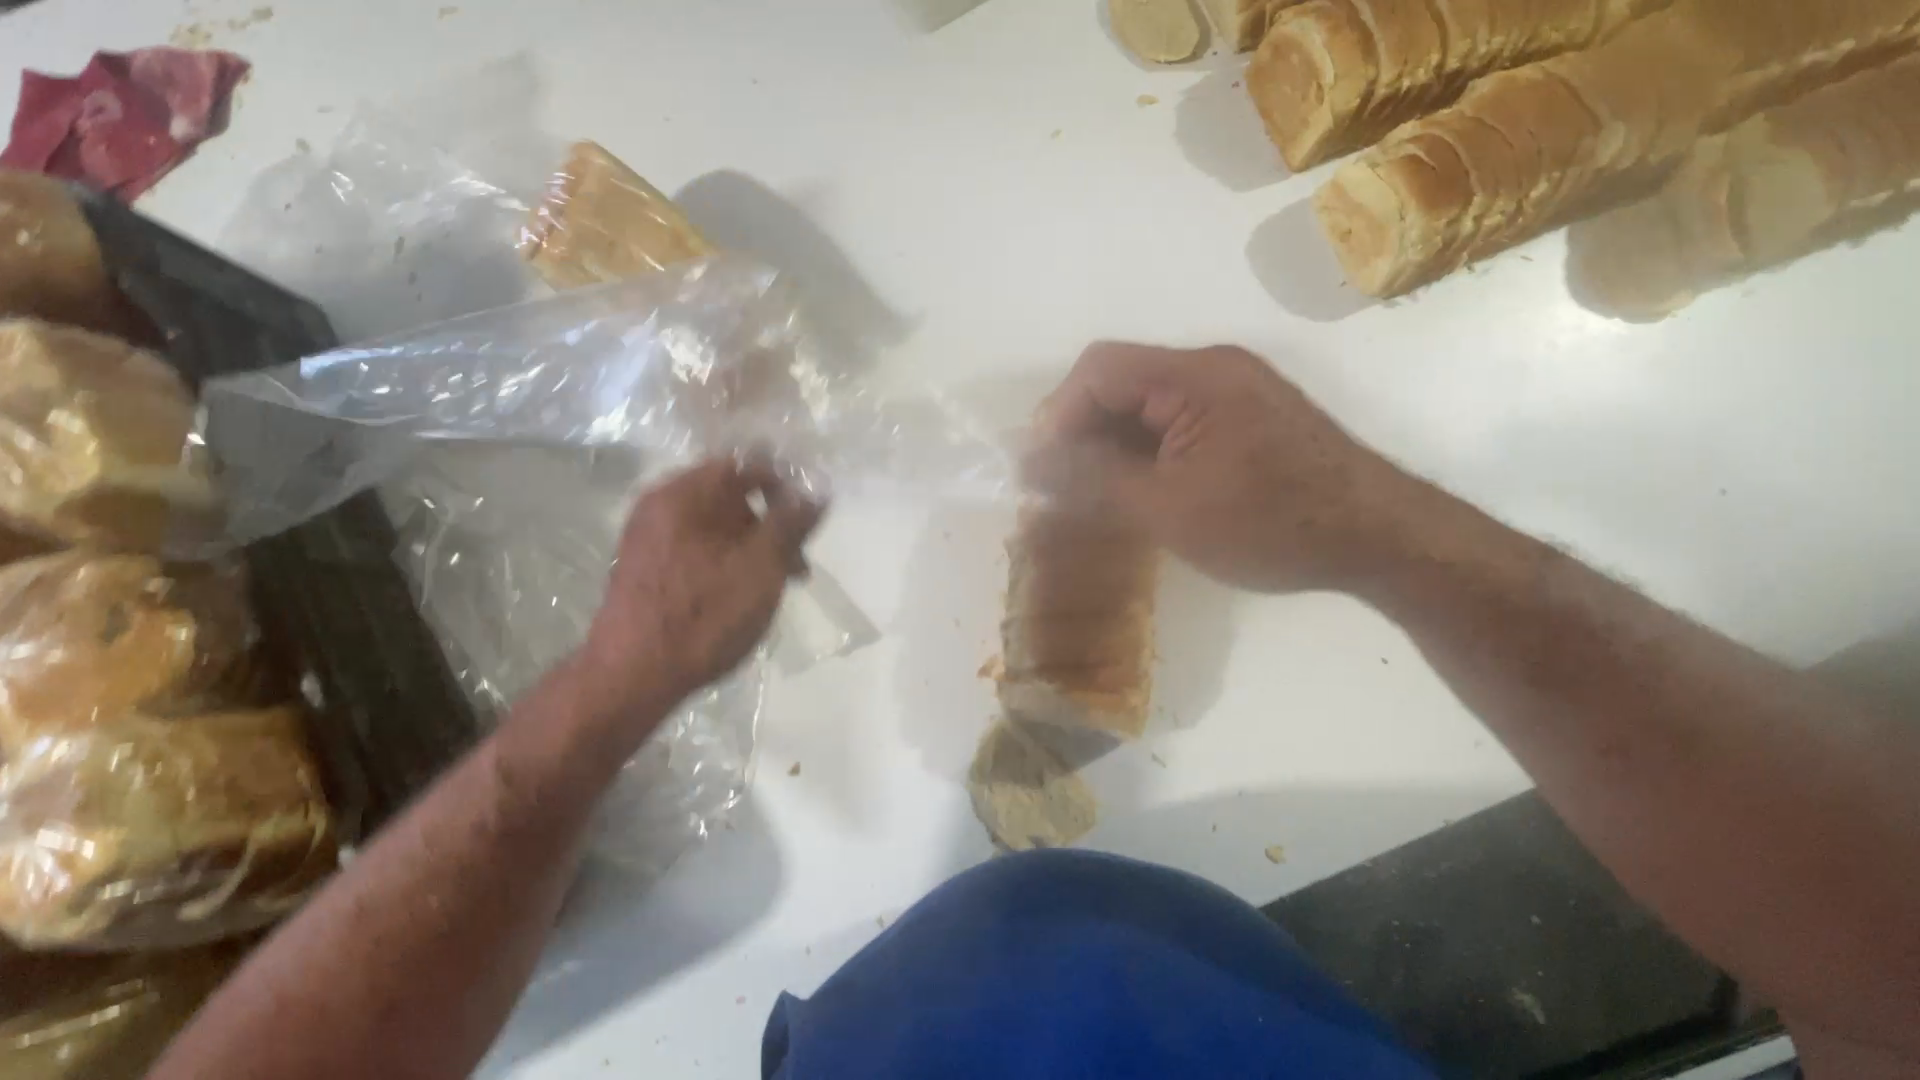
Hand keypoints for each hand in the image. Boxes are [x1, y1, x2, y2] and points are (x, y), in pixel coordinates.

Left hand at [581, 458, 823, 712]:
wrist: (632, 676)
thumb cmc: (704, 616)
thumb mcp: (761, 566)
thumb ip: (791, 523)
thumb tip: (817, 490)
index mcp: (685, 492)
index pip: (747, 463)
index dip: (787, 485)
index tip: (810, 520)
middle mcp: (660, 503)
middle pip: (730, 494)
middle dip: (771, 524)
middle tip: (797, 564)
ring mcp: (647, 536)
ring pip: (715, 526)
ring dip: (752, 547)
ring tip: (773, 587)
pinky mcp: (644, 567)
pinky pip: (696, 548)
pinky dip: (725, 562)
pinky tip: (739, 597)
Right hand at [1028, 343, 1411, 592]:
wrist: (1380, 539)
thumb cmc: (1270, 524)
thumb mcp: (1168, 509)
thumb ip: (1093, 479)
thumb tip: (1031, 462)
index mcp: (1193, 376)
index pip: (1099, 370)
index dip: (1057, 415)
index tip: (1038, 471)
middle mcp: (1214, 368)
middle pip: (1122, 382)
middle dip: (1080, 432)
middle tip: (1058, 489)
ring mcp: (1236, 391)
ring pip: (1148, 405)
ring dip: (1112, 444)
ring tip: (1091, 496)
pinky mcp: (1250, 418)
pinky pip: (1178, 422)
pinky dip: (1147, 451)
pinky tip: (1137, 491)